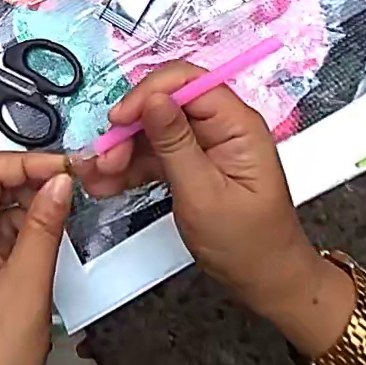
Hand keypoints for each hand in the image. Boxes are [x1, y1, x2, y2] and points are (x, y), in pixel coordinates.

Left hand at [0, 152, 72, 364]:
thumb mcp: (24, 290)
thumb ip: (44, 228)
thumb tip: (61, 179)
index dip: (26, 162)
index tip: (66, 166)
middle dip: (26, 173)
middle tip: (69, 177)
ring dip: (28, 197)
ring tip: (67, 198)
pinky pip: (0, 229)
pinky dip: (27, 223)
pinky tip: (53, 225)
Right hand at [73, 63, 348, 354]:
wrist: (266, 282)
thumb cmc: (250, 245)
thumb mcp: (204, 194)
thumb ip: (175, 143)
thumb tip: (153, 99)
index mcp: (236, 124)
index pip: (187, 82)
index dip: (148, 93)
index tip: (120, 119)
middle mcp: (219, 125)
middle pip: (161, 104)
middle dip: (128, 128)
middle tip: (106, 157)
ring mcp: (202, 142)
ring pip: (150, 128)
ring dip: (121, 150)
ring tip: (99, 175)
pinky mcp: (188, 159)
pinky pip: (151, 151)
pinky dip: (128, 166)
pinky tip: (108, 181)